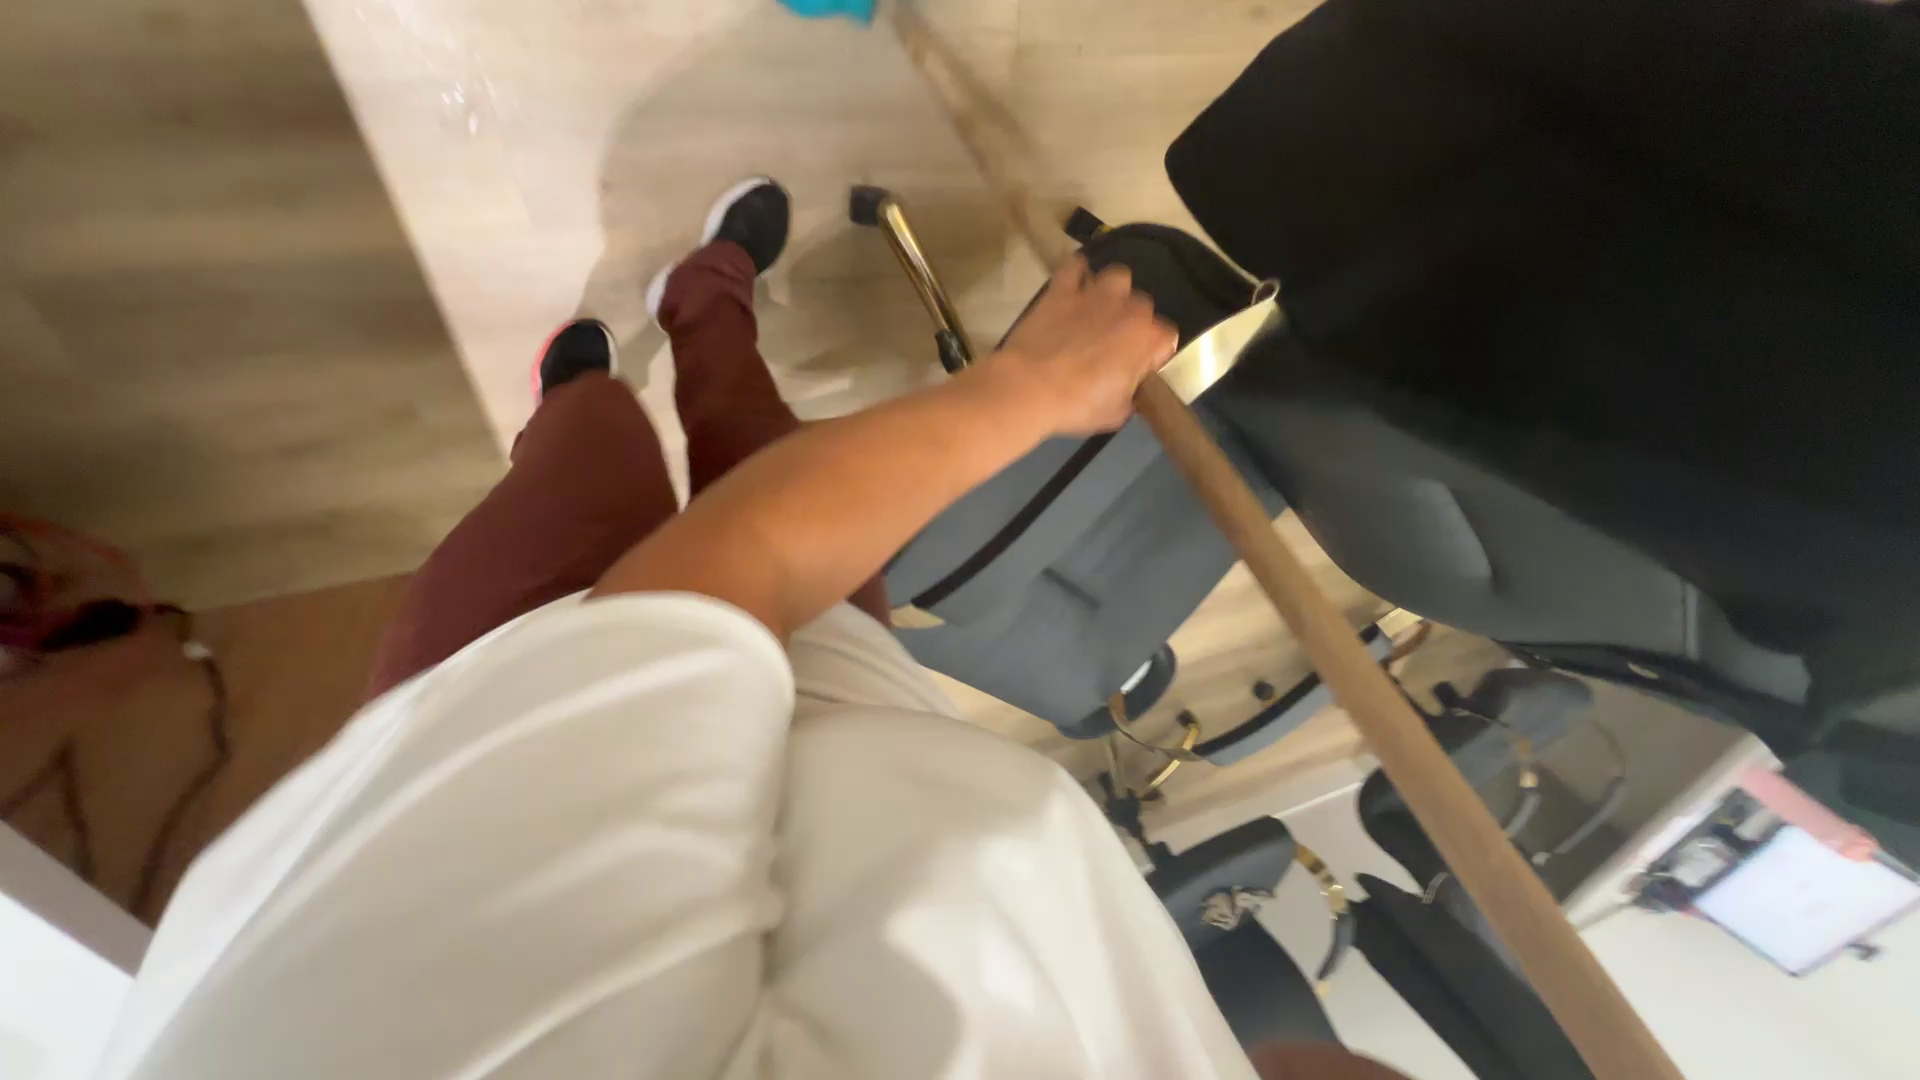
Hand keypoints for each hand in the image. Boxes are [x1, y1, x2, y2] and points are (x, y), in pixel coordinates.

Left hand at [982, 257, 1178, 436]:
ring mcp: (1096, 294)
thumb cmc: (1077, 405)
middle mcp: (1130, 309)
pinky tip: (1072, 288)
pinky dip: (1077, 275)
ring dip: (1113, 294)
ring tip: (1098, 313)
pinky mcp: (1063, 289)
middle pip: (1142, 308)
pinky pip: (1075, 268)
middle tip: (1112, 347)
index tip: (1137, 370)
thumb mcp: (1116, 413)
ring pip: (1117, 279)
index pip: (1166, 339)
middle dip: (1132, 324)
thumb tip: (1131, 394)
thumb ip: (1132, 397)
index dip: (1152, 355)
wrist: (1029, 388)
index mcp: (1149, 339)